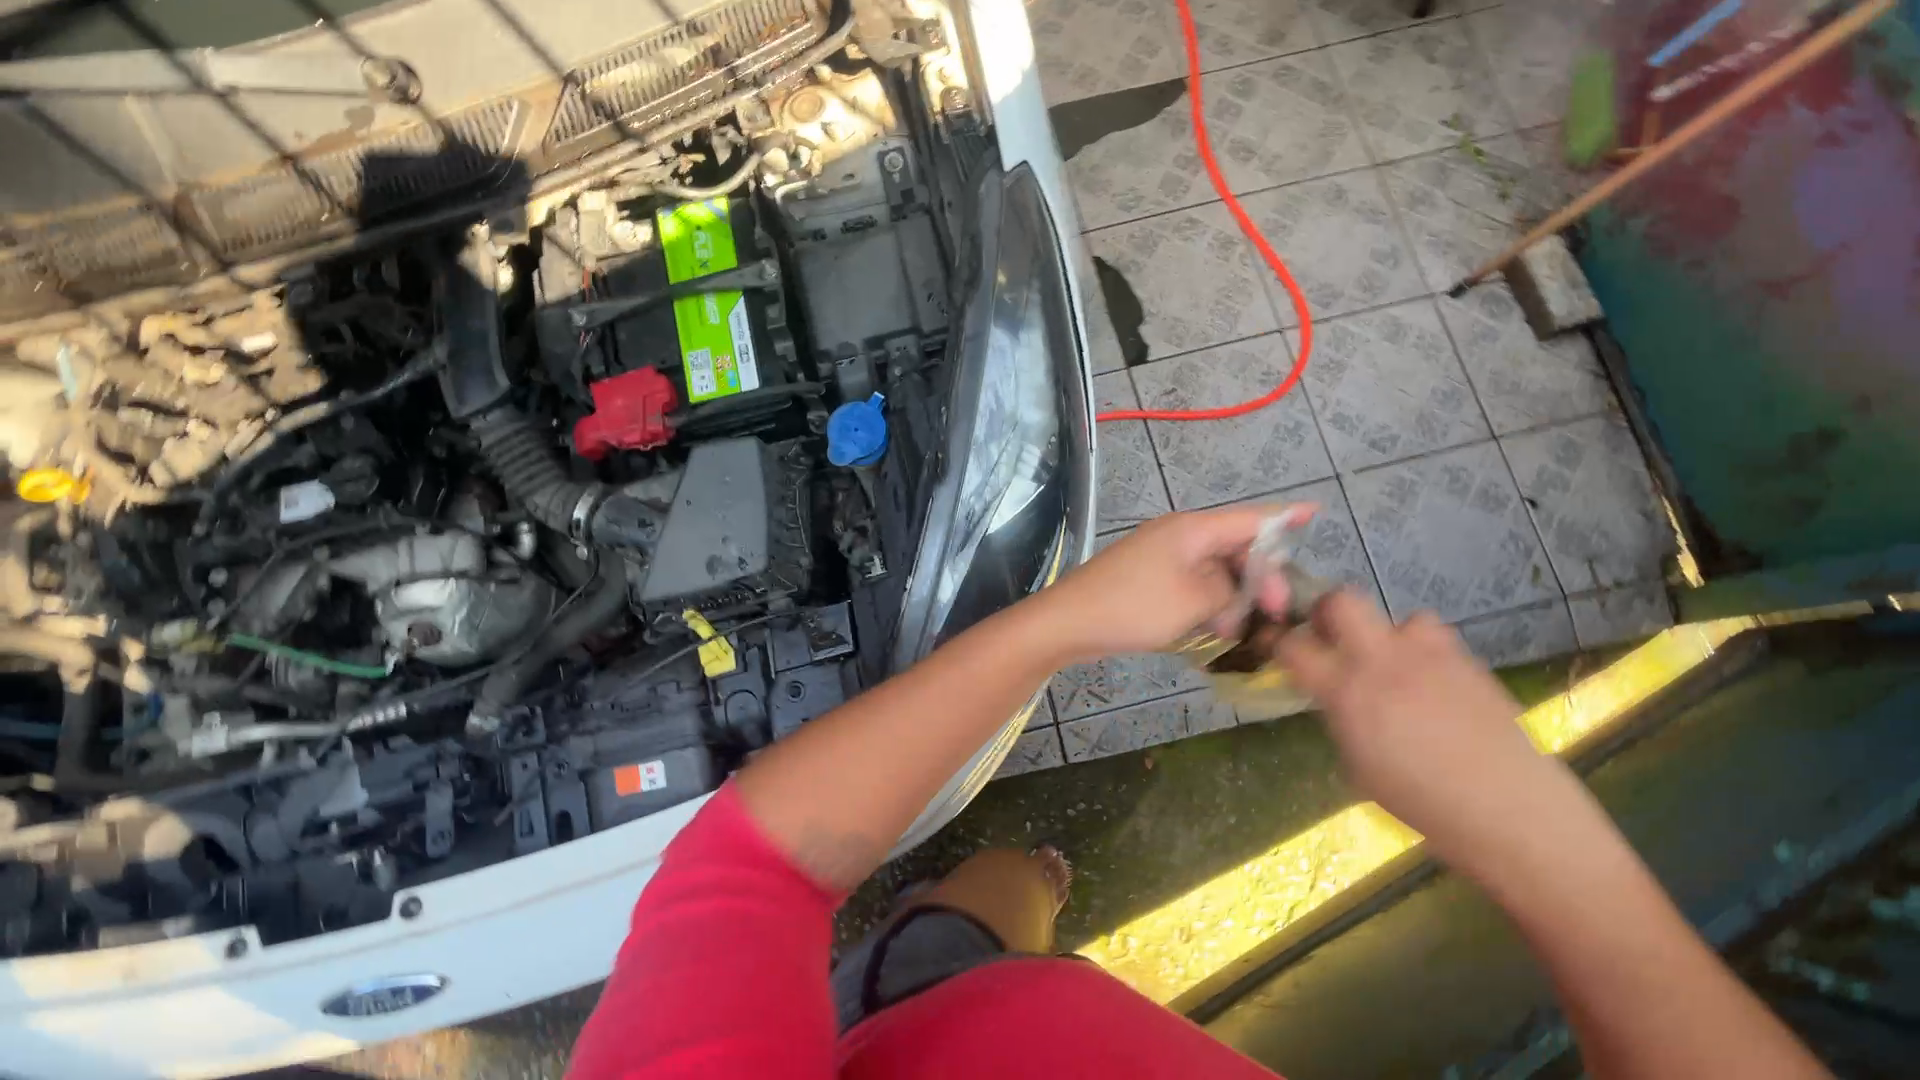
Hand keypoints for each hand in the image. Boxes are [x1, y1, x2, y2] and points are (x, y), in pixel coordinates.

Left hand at [1038, 504, 1310, 661]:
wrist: (1070, 622)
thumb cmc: (1134, 607)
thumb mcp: (1195, 601)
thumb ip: (1229, 590)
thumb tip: (1236, 590)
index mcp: (1192, 529)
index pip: (1250, 518)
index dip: (1285, 518)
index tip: (1316, 513)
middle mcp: (1179, 535)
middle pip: (1234, 546)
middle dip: (1258, 576)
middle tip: (1273, 612)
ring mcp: (1160, 556)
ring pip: (1214, 570)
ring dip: (1232, 596)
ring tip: (1239, 629)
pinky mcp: (1148, 579)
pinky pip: (1192, 584)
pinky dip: (1208, 603)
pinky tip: (1214, 630)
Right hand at [1273, 591, 1567, 873]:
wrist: (1508, 808)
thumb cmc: (1421, 802)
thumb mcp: (1358, 763)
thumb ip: (1342, 717)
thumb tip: (1337, 697)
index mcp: (1349, 692)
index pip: (1295, 647)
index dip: (1278, 642)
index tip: (1275, 645)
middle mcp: (1386, 661)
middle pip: (1343, 601)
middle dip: (1327, 612)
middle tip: (1330, 637)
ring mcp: (1431, 656)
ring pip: (1400, 618)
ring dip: (1389, 636)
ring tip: (1395, 667)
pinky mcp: (1469, 661)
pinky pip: (1436, 641)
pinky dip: (1425, 656)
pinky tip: (1433, 688)